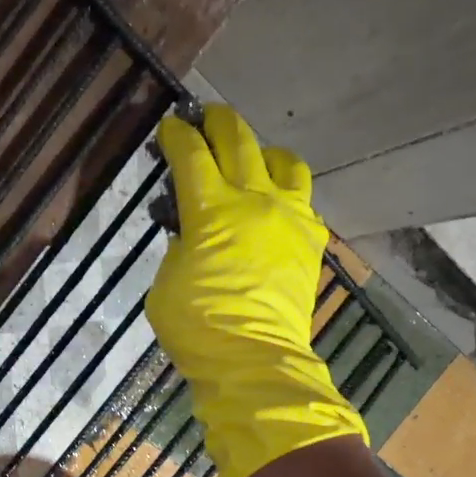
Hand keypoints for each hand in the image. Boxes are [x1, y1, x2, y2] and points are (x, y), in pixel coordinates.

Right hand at [145, 105, 365, 476]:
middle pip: (239, 142)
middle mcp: (254, 200)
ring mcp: (289, 217)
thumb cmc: (197, 326)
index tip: (169, 126)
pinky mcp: (309, 240)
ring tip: (251, 159)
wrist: (253, 360)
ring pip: (283, 161)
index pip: (191, 157)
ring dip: (262, 151)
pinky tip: (273, 206)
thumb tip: (190, 233)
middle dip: (219, 123)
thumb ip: (178, 249)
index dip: (177, 137)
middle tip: (206, 117)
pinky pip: (301, 200)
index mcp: (212, 210)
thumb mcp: (166, 284)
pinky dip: (284, 192)